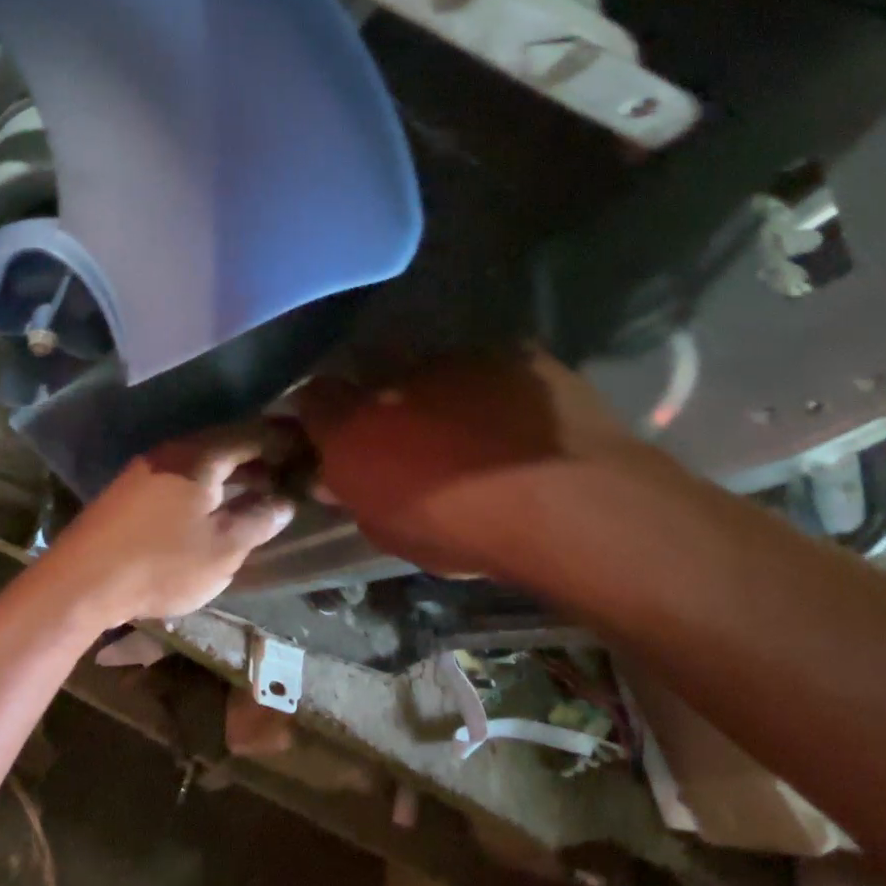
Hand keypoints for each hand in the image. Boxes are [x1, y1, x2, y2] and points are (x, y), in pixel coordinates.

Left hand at [37, 424, 297, 626]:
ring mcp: (144, 472)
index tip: (311, 452)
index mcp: (198, 456)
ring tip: (261, 494)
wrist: (82, 581)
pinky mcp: (128, 495)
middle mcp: (169, 452)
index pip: (252, 433)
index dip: (285, 441)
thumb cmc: (161, 563)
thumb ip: (259, 519)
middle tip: (292, 474)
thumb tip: (283, 500)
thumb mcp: (224, 547)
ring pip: (200, 464)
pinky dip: (205, 487)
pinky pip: (179, 479)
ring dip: (232, 474)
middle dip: (259, 457)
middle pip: (223, 445)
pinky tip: (216, 508)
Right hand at [292, 349, 674, 575]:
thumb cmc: (458, 524)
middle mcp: (396, 376)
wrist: (570, 507)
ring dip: (437, 399)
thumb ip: (350, 489)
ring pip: (433, 376)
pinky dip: (491, 395)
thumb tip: (330, 476)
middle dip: (380, 407)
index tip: (330, 442)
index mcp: (353, 419)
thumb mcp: (383, 526)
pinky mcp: (524, 359)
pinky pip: (492, 375)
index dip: (319, 418)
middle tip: (402, 444)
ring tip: (464, 438)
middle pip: (374, 382)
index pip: (314, 399)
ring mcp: (462, 361)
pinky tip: (510, 429)